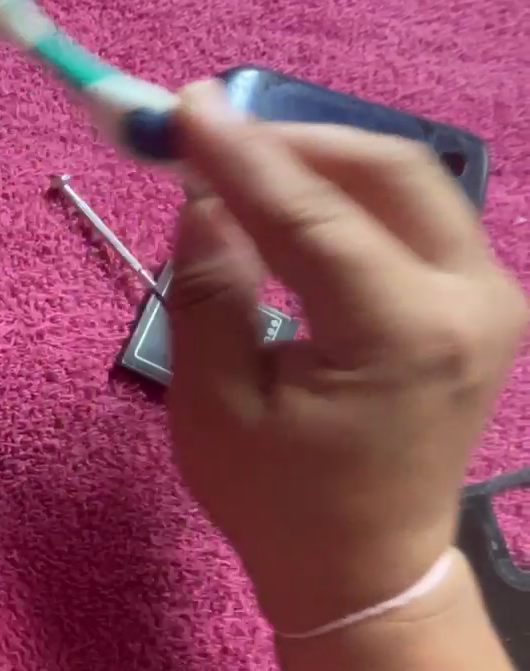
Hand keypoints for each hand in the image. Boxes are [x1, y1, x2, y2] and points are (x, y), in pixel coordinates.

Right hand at [165, 80, 527, 632]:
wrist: (357, 559)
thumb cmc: (270, 494)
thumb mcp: (213, 405)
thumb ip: (209, 299)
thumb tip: (201, 210)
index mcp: (399, 331)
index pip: (313, 216)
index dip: (240, 158)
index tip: (183, 111)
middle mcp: (473, 296)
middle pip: (388, 174)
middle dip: (288, 142)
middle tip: (202, 132)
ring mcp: (487, 295)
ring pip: (407, 188)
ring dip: (315, 164)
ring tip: (230, 162)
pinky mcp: (472, 303)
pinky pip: (408, 222)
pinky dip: (339, 199)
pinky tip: (283, 204)